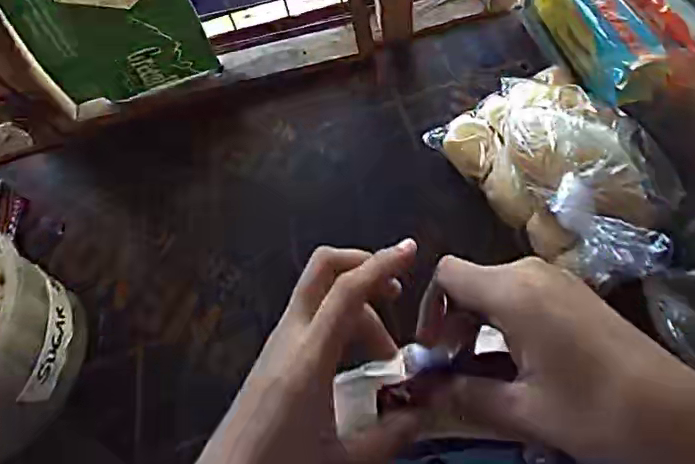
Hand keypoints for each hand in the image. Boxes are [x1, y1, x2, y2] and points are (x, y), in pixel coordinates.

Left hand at [198, 241, 423, 463]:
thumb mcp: (341, 462)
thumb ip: (387, 436)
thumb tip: (421, 414)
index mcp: (308, 358)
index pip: (348, 290)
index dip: (382, 264)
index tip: (409, 250)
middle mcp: (290, 336)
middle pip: (324, 267)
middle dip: (363, 264)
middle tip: (396, 290)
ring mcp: (278, 340)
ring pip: (319, 291)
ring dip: (354, 302)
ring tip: (383, 348)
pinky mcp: (273, 353)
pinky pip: (311, 315)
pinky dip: (339, 319)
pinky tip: (356, 356)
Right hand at [421, 256, 694, 463]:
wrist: (685, 419)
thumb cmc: (597, 411)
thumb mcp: (527, 411)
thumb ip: (467, 398)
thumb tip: (420, 397)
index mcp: (512, 288)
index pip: (447, 275)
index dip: (430, 311)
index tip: (431, 356)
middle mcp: (529, 270)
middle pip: (471, 282)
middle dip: (454, 325)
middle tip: (454, 374)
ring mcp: (556, 279)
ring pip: (497, 290)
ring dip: (481, 327)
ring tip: (486, 375)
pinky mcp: (575, 294)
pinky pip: (524, 296)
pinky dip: (508, 324)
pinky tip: (523, 366)